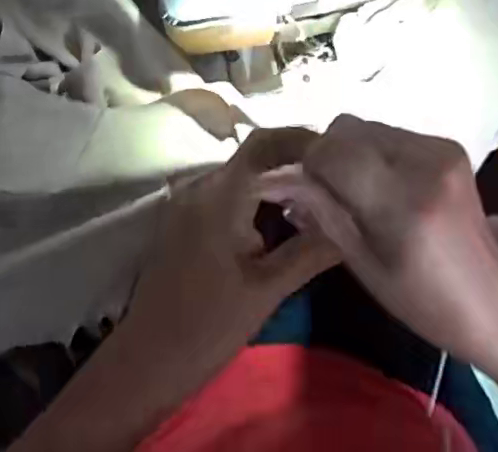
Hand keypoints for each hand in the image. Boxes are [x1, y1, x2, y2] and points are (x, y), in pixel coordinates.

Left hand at [12, 129, 338, 451]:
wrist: (149, 357)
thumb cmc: (210, 325)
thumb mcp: (267, 290)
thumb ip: (310, 251)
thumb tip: (349, 223)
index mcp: (220, 194)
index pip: (264, 144)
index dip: (301, 140)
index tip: (337, 152)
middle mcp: (200, 184)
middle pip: (253, 156)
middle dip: (294, 162)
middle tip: (334, 178)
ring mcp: (188, 199)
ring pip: (240, 174)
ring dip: (275, 180)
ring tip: (315, 197)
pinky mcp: (183, 217)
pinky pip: (226, 191)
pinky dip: (255, 196)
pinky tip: (279, 218)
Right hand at [272, 117, 497, 451]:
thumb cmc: (426, 302)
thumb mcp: (362, 263)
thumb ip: (318, 210)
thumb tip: (272, 177)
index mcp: (403, 201)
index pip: (331, 152)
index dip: (304, 165)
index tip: (295, 188)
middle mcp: (424, 161)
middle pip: (345, 129)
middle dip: (324, 155)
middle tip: (324, 193)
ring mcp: (440, 148)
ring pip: (365, 127)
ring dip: (347, 151)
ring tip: (355, 191)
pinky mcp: (447, 144)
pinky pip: (388, 133)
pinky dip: (371, 152)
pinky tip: (381, 184)